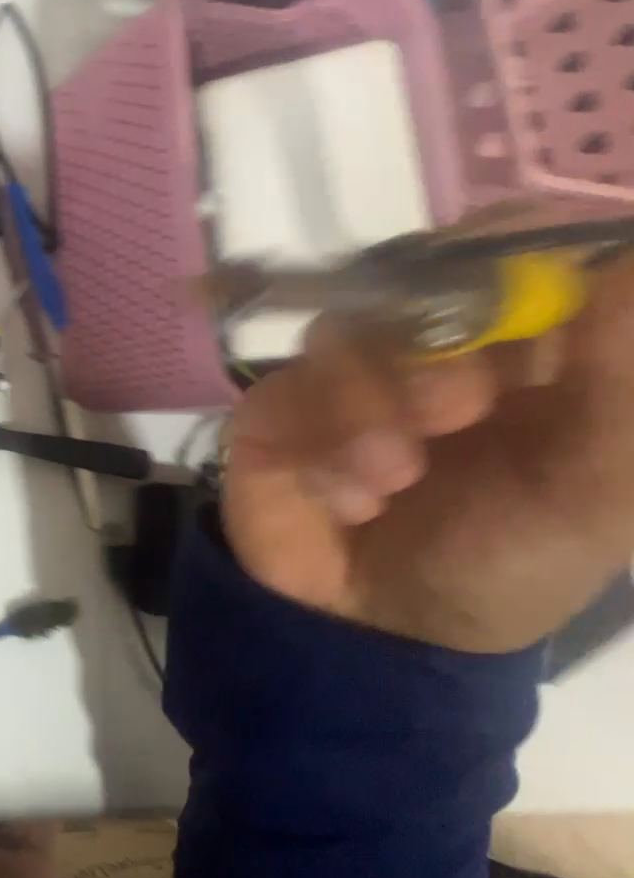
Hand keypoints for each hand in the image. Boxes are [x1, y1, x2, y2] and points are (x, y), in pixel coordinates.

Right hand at [222, 253, 633, 653]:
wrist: (374, 629)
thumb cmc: (507, 565)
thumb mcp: (597, 492)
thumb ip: (620, 389)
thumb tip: (625, 262)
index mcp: (534, 359)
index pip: (528, 259)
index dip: (521, 248)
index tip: (514, 270)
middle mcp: (438, 351)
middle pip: (424, 283)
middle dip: (440, 347)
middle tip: (455, 411)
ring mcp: (348, 376)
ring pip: (347, 332)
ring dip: (372, 405)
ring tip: (389, 476)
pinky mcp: (277, 406)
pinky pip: (288, 389)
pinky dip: (321, 445)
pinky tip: (346, 498)